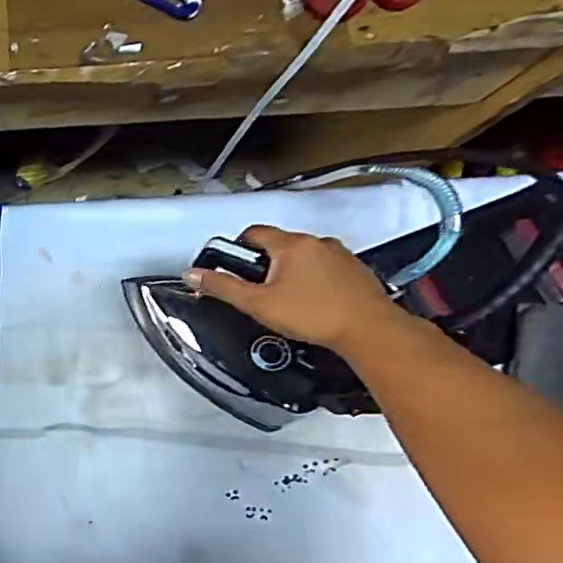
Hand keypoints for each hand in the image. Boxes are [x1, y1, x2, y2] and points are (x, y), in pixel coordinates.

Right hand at [183, 225, 406, 351]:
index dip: (236, 249)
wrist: (368, 330)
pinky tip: (308, 302)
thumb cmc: (315, 315)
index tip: (231, 268)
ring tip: (283, 299)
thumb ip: (222, 287)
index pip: (253, 233)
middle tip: (256, 291)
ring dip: (288, 271)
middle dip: (262, 264)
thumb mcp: (256, 303)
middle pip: (277, 244)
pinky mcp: (354, 270)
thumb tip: (194, 274)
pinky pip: (323, 267)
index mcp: (291, 245)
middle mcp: (317, 243)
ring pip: (302, 256)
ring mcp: (339, 255)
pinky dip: (311, 280)